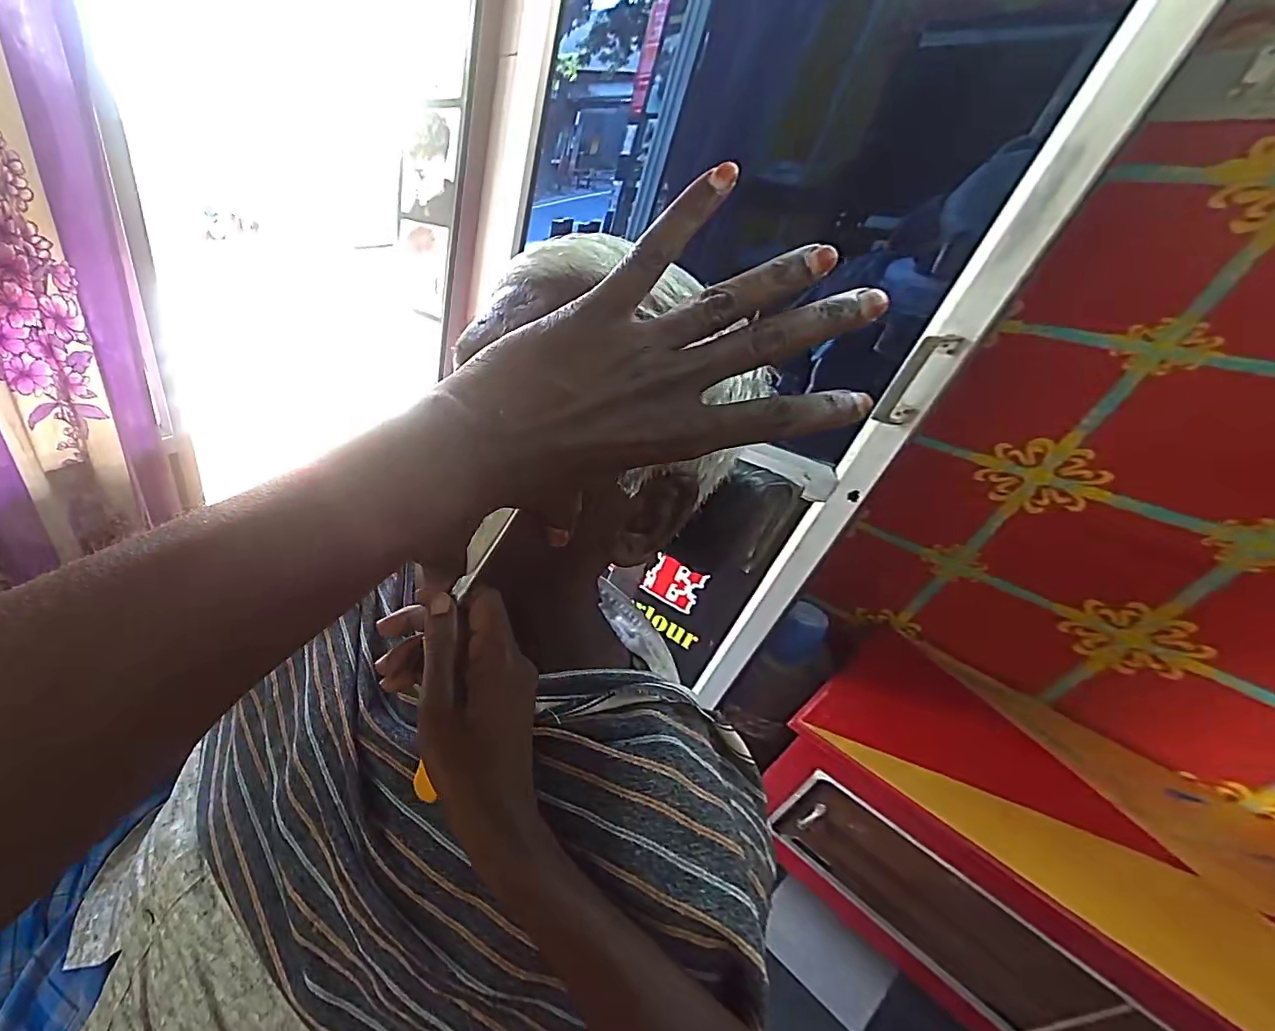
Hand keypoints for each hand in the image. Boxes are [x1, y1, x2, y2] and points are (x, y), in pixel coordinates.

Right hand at [377, 586, 546, 857]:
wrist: (496, 818)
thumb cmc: (461, 764)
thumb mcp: (438, 702)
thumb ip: (439, 647)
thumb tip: (440, 597)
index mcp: (498, 658)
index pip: (481, 597)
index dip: (443, 596)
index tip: (406, 611)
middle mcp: (512, 661)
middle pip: (467, 621)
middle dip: (423, 628)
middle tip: (381, 640)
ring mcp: (510, 681)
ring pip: (464, 646)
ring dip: (424, 654)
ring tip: (385, 678)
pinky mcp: (503, 697)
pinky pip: (471, 668)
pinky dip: (439, 672)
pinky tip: (404, 688)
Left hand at [409, 162, 885, 572]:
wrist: (474, 449)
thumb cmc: (518, 479)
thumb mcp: (566, 496)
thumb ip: (583, 502)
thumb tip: (575, 540)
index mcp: (663, 438)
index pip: (754, 422)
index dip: (809, 411)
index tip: (857, 399)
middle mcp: (664, 390)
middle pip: (757, 352)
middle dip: (819, 327)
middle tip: (873, 302)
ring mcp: (634, 348)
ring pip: (722, 304)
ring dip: (778, 276)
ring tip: (825, 253)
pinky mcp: (597, 314)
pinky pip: (650, 256)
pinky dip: (687, 214)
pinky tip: (725, 175)